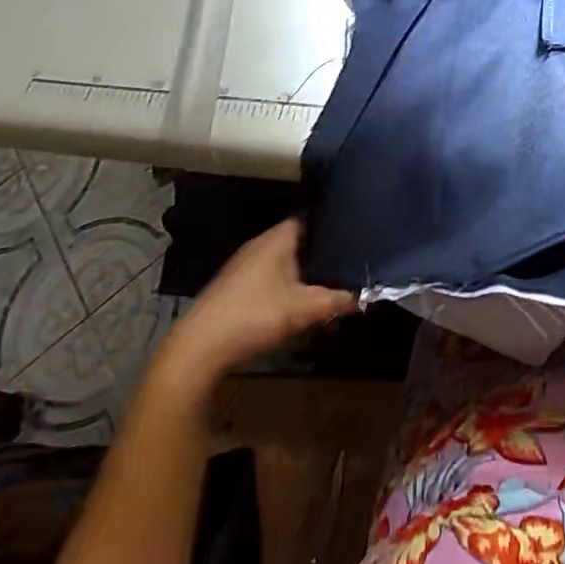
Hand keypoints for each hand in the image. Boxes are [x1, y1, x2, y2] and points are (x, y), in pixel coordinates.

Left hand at [157, 218, 354, 385]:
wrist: (202, 345)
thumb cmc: (256, 314)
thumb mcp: (305, 308)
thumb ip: (337, 300)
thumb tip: (362, 296)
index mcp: (277, 239)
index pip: (308, 218)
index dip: (330, 225)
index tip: (352, 235)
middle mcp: (259, 245)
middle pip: (297, 240)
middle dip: (319, 252)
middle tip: (345, 263)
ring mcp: (243, 265)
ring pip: (282, 261)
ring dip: (301, 272)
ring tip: (326, 283)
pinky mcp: (235, 285)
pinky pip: (269, 276)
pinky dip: (285, 284)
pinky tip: (296, 302)